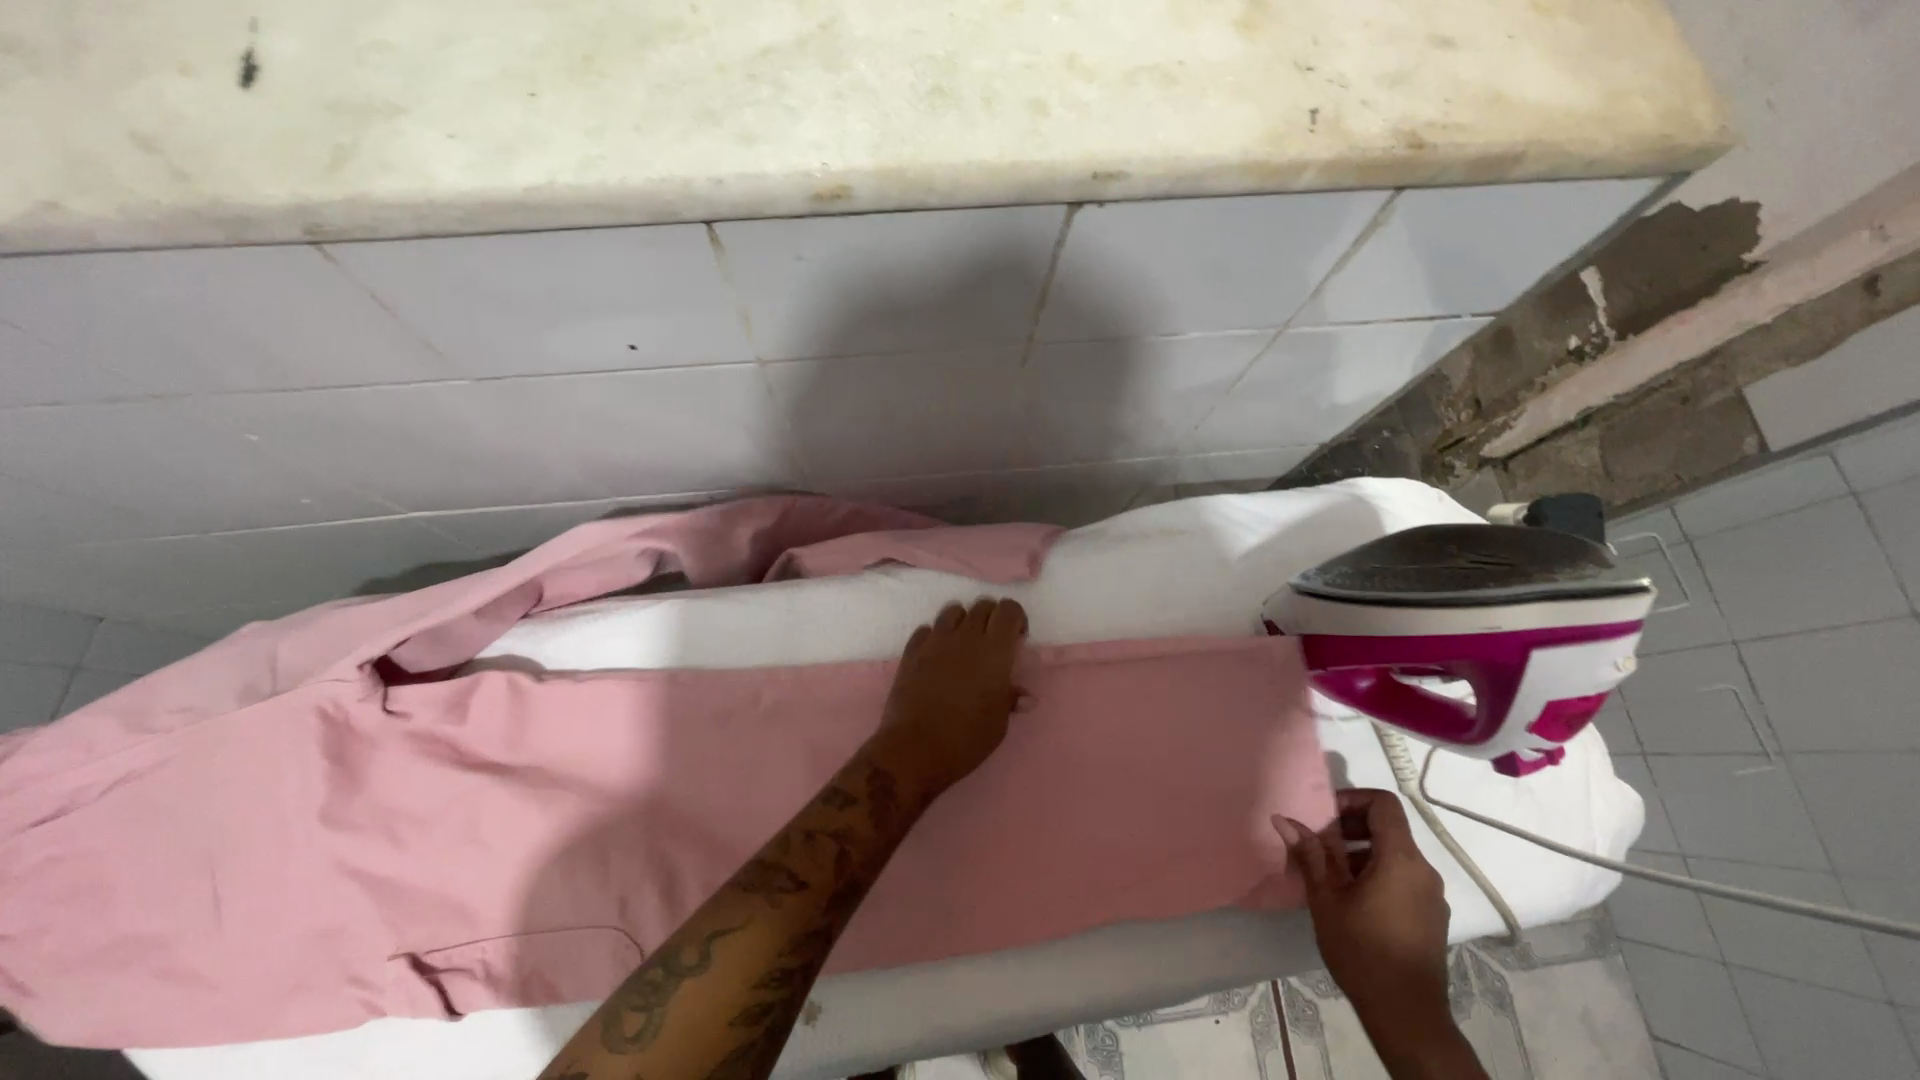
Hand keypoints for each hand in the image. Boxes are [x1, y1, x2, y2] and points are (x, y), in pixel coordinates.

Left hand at [867, 599, 1027, 798]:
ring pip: (953, 611)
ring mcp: (935, 642)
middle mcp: (966, 637)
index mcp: (995, 650)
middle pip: (982, 605)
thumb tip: (1026, 697)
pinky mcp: (911, 652)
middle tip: (992, 644)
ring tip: (964, 646)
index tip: (1017, 639)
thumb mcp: (998, 723)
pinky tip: (937, 657)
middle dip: (992, 618)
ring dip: (963, 622)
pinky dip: (935, 636)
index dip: (1016, 619)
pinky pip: (926, 630)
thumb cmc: (967, 738)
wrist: (915, 747)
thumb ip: (1010, 700)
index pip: (1009, 610)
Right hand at [1276, 790, 1450, 1017]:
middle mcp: (1424, 870)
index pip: (1384, 803)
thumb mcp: (1326, 899)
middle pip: (1389, 828)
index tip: (1324, 815)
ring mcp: (1432, 894)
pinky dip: (1377, 874)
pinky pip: (1404, 878)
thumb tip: (1284, 820)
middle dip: (1351, 827)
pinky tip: (1352, 900)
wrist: (1406, 1013)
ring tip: (1329, 875)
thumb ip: (1309, 855)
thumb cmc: (1362, 950)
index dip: (1353, 798)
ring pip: (1395, 854)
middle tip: (1318, 844)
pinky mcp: (1432, 915)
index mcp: (1400, 859)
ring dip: (1361, 853)